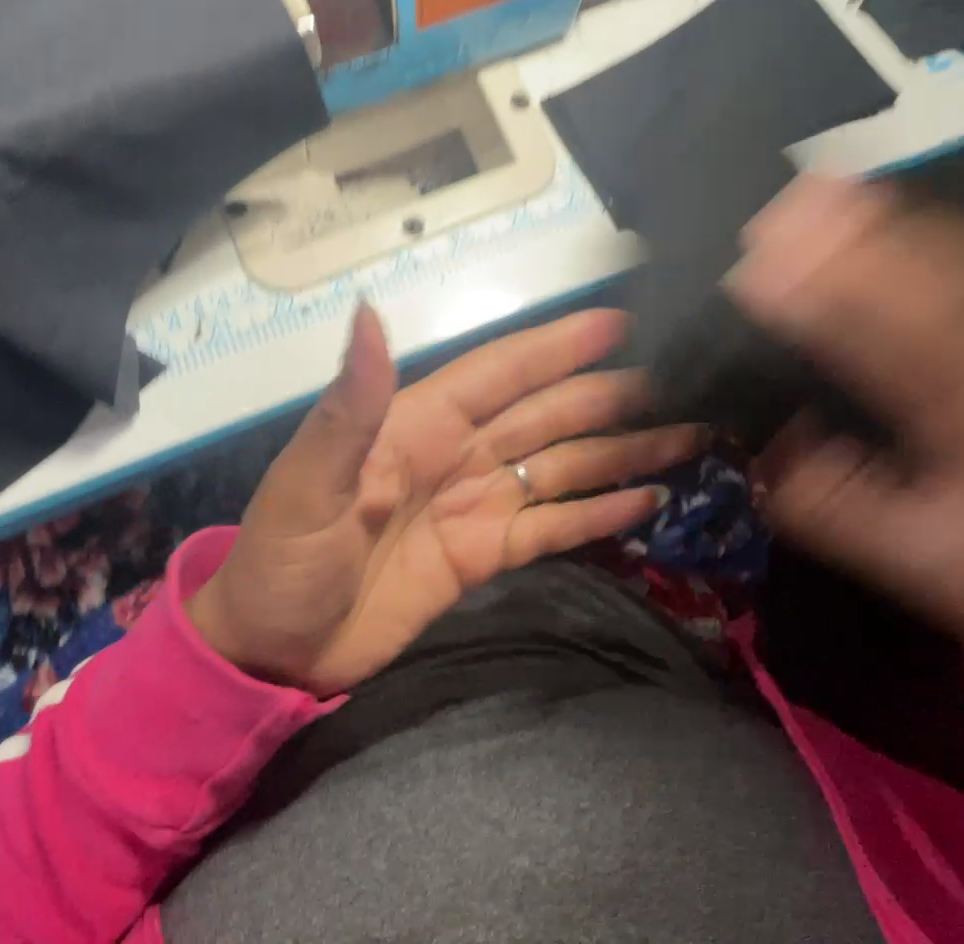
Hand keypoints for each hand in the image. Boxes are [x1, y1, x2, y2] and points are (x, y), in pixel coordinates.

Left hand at [187, 306, 704, 696]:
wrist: (276, 650)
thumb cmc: (282, 561)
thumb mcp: (308, 483)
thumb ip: (350, 407)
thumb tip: (371, 314)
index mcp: (417, 425)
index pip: (500, 373)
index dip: (557, 347)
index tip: (621, 323)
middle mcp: (456, 455)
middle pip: (547, 416)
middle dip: (611, 398)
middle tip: (685, 385)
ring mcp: (475, 506)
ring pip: (561, 467)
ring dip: (621, 452)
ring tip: (688, 438)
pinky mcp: (484, 557)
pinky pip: (551, 527)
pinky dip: (598, 514)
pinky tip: (647, 502)